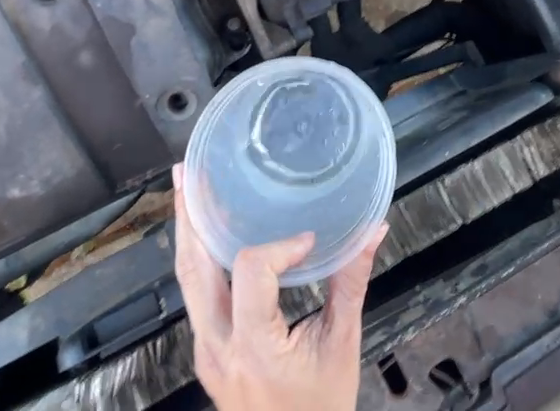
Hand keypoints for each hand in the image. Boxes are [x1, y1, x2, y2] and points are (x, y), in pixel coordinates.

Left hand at [172, 165, 387, 410]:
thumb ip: (352, 284)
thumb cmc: (320, 408)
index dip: (279, 246)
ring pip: (186, 282)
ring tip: (187, 189)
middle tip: (187, 172)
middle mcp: (218, 346)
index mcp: (255, 346)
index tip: (308, 241)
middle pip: (193, 271)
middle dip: (189, 217)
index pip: (251, 272)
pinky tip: (207, 233)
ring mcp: (205, 350)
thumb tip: (373, 230)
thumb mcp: (342, 345)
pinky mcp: (207, 350)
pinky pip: (195, 296)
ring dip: (188, 233)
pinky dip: (198, 257)